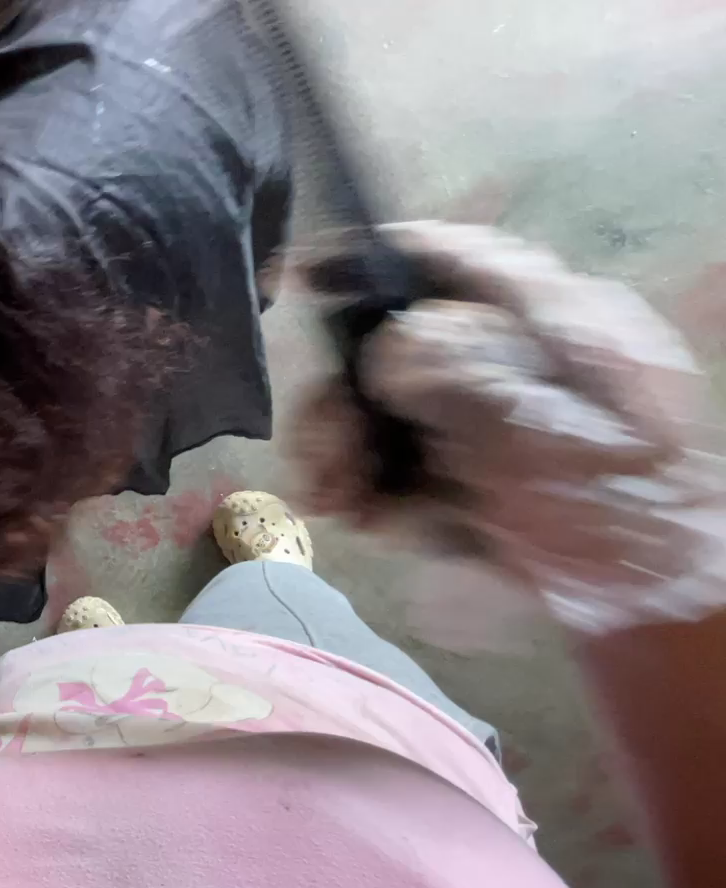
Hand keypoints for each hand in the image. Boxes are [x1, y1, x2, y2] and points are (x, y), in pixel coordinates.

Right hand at [295, 222, 725, 634]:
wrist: (628, 585)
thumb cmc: (611, 508)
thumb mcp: (551, 439)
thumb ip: (473, 382)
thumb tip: (391, 340)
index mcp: (555, 327)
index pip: (460, 265)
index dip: (379, 257)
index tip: (304, 269)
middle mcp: (500, 356)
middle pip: (381, 348)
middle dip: (337, 407)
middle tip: (320, 460)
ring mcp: (462, 405)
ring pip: (359, 405)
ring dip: (332, 453)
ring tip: (335, 501)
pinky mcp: (436, 449)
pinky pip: (365, 451)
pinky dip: (347, 480)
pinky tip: (355, 511)